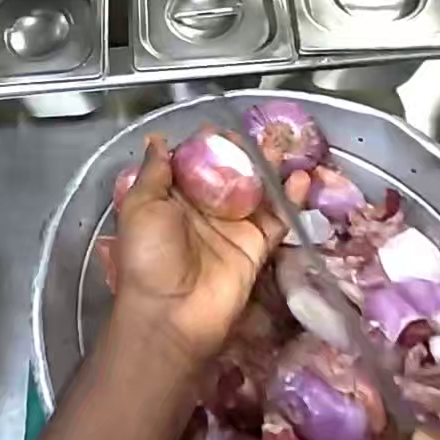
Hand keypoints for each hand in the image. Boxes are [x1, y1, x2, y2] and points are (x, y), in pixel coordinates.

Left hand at [111, 134, 284, 367]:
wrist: (171, 311)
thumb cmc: (149, 254)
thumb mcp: (141, 204)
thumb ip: (154, 171)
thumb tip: (157, 138)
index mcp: (171, 198)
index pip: (191, 164)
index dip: (203, 146)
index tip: (217, 128)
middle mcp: (202, 210)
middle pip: (225, 175)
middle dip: (238, 154)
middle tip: (253, 133)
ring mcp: (231, 227)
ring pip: (254, 192)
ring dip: (267, 169)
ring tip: (279, 146)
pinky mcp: (256, 247)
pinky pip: (276, 218)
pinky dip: (289, 198)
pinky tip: (299, 177)